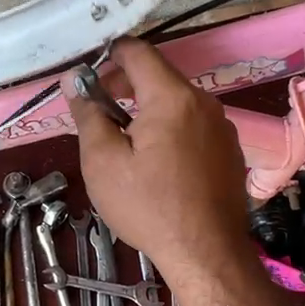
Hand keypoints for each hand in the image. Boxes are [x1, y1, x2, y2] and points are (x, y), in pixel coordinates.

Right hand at [61, 39, 249, 281]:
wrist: (205, 253)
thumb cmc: (148, 207)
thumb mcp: (103, 163)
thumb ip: (88, 116)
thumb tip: (74, 84)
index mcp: (172, 98)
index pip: (138, 52)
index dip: (109, 55)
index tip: (88, 76)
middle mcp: (204, 103)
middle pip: (159, 77)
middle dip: (125, 86)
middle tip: (98, 111)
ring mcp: (222, 128)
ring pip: (177, 104)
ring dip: (147, 111)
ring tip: (124, 143)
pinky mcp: (229, 152)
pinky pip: (193, 127)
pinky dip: (170, 131)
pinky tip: (156, 164)